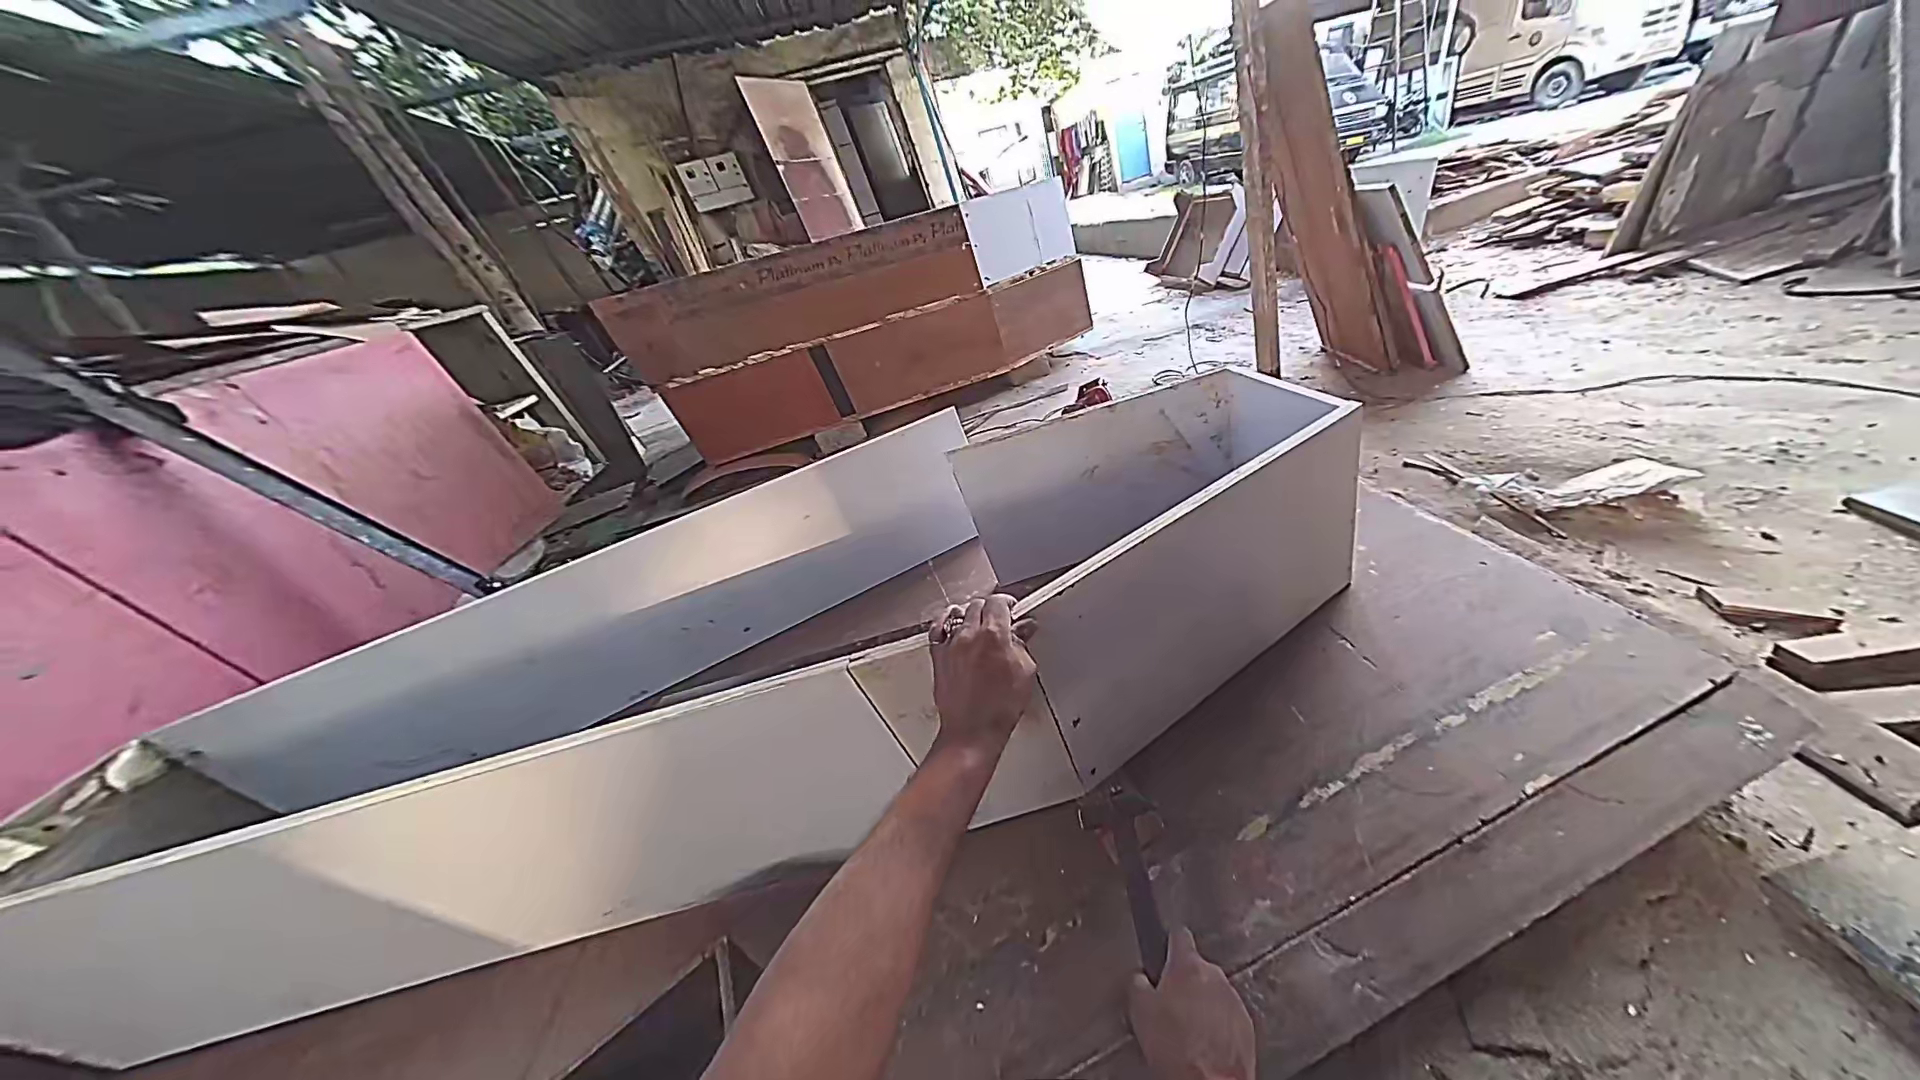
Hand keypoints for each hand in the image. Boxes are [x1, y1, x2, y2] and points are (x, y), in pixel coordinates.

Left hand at [928, 594, 1036, 758]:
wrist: (972, 730)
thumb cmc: (999, 708)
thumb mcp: (1024, 672)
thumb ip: (1022, 644)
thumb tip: (1024, 630)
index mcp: (994, 635)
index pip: (998, 602)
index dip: (1008, 602)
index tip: (1012, 608)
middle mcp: (969, 634)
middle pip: (978, 604)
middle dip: (990, 608)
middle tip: (1000, 618)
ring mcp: (950, 644)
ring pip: (958, 613)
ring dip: (970, 614)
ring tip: (979, 623)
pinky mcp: (938, 655)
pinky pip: (938, 628)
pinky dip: (946, 622)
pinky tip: (952, 624)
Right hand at [1128, 929, 1255, 1079]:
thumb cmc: (1177, 1047)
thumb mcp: (1140, 1009)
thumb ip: (1138, 983)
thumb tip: (1139, 979)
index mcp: (1188, 965)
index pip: (1179, 935)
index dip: (1170, 940)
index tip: (1166, 946)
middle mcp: (1214, 977)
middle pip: (1197, 967)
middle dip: (1185, 980)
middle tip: (1170, 1002)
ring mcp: (1234, 1002)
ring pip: (1213, 992)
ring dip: (1202, 1003)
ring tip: (1187, 1028)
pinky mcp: (1247, 1028)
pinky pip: (1228, 1016)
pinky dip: (1218, 1024)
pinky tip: (1204, 1042)